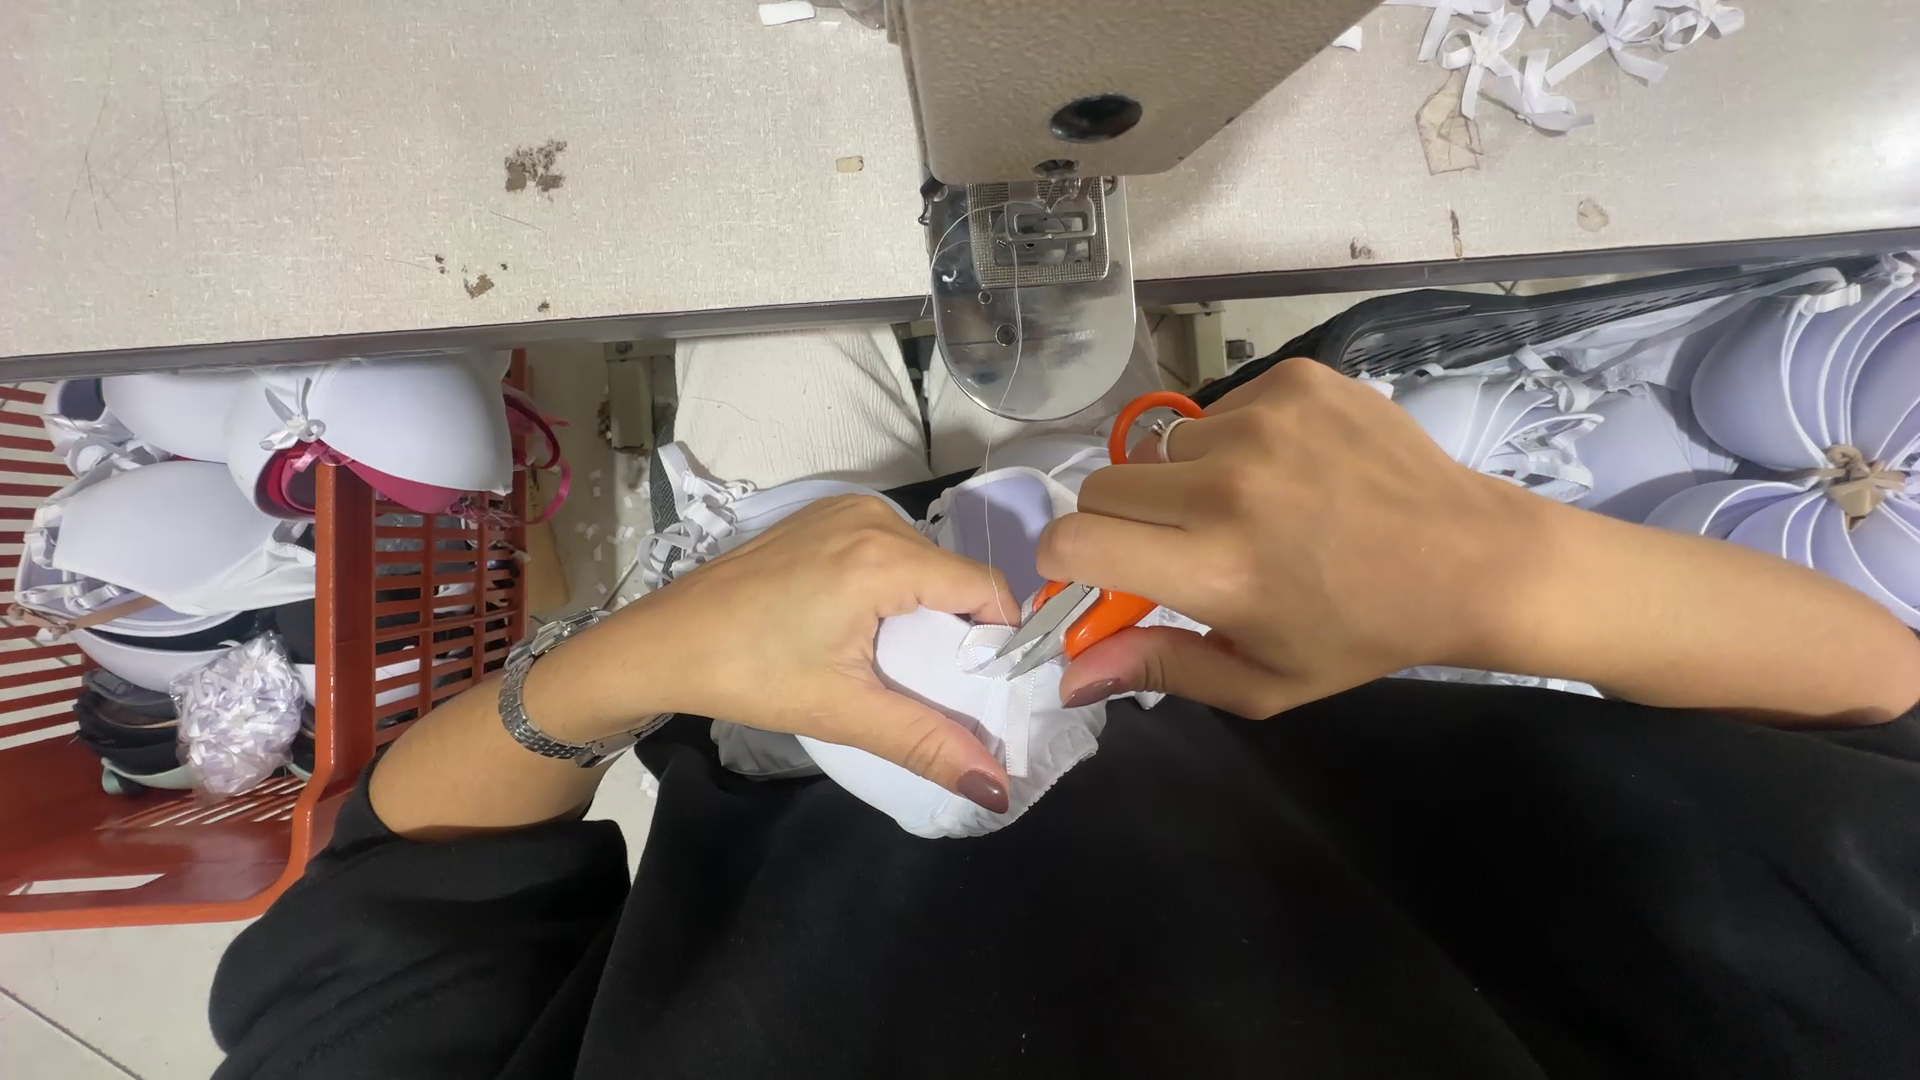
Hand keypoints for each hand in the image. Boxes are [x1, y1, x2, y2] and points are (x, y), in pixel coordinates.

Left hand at [531, 496, 1019, 810]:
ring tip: (893, 656)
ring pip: (925, 560)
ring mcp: (848, 507)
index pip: (985, 587)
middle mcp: (875, 517)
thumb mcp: (843, 710)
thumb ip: (927, 743)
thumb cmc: (750, 674)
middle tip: (934, 682)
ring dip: (925, 607)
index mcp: (884, 557)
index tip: (986, 685)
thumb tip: (997, 788)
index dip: (999, 638)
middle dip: (958, 629)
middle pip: (954, 574)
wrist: (664, 642)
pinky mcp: (827, 513)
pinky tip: (863, 621)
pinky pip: (892, 546)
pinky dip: (896, 584)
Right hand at [1038, 358, 1537, 717]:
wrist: (1478, 562)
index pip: (1074, 541)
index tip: (1087, 569)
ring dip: (1180, 481)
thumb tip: (1068, 676)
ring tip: (1246, 505)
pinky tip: (1285, 469)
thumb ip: (1155, 667)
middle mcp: (1226, 483)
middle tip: (1178, 544)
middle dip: (1119, 521)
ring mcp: (1262, 420)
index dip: (1061, 557)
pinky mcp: (1293, 380)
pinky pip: (1214, 412)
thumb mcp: (1257, 680)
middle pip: (1101, 487)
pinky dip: (1230, 444)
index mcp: (1214, 566)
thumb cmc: (1359, 634)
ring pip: (1160, 449)